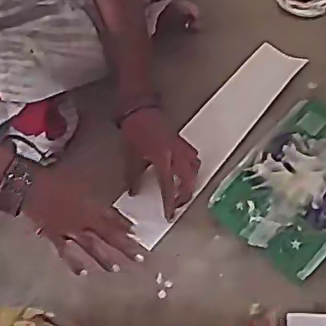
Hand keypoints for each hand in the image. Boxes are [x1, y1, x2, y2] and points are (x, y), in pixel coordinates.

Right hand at [22, 167, 145, 273]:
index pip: (114, 218)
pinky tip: (83, 272)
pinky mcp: (54, 235)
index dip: (126, 226)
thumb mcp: (80, 181)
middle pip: (109, 235)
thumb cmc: (55, 177)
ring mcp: (70, 230)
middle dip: (125, 247)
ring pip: (91, 246)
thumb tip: (105, 197)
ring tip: (115, 269)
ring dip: (104, 258)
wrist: (30, 184)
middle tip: (140, 259)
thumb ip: (93, 192)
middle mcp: (85, 220)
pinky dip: (74, 262)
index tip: (138, 235)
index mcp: (93, 205)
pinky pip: (66, 251)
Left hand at [119, 105, 200, 220]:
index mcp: (163, 160)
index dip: (169, 204)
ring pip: (195, 170)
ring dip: (190, 182)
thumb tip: (134, 192)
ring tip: (183, 190)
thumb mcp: (131, 156)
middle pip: (187, 181)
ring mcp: (182, 148)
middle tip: (176, 206)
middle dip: (184, 196)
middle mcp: (176, 155)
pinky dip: (192, 168)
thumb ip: (134, 177)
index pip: (169, 188)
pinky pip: (194, 158)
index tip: (169, 216)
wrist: (140, 109)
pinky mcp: (182, 142)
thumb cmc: (134, 131)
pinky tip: (186, 171)